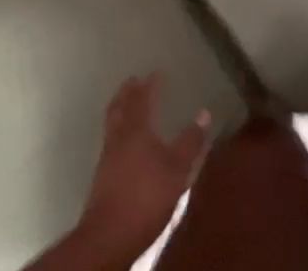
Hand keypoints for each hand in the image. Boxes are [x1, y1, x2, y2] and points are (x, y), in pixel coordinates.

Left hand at [74, 73, 212, 263]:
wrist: (110, 234)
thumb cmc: (147, 196)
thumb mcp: (178, 169)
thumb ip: (191, 141)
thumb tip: (204, 114)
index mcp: (136, 131)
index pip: (142, 100)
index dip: (149, 85)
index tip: (155, 72)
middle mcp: (118, 139)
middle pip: (119, 109)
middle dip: (126, 93)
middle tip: (132, 80)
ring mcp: (107, 158)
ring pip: (112, 124)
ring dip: (120, 110)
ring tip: (128, 104)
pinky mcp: (103, 176)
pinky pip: (111, 141)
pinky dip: (119, 130)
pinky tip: (127, 141)